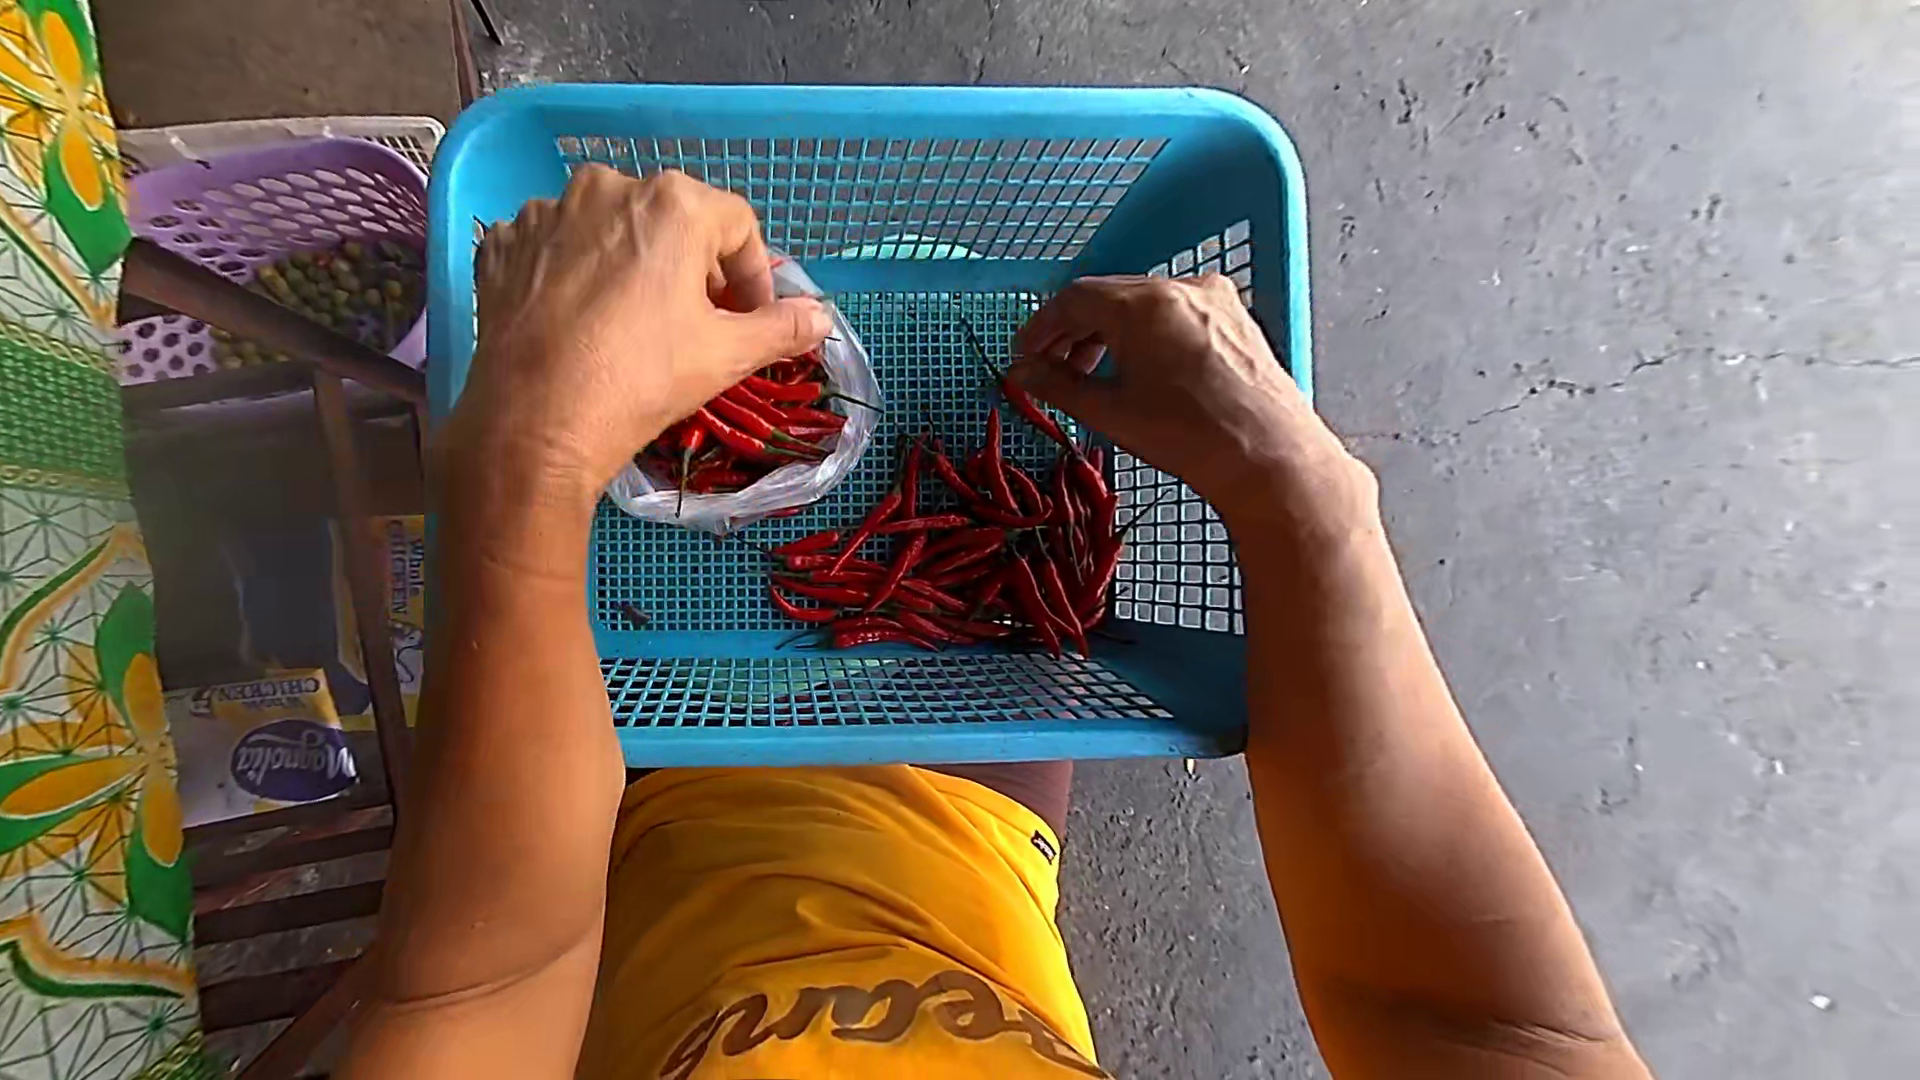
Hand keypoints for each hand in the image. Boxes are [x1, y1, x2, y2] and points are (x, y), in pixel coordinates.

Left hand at [438, 166, 830, 503]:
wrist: (539, 420)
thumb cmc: (647, 378)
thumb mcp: (730, 355)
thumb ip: (784, 328)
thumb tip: (824, 317)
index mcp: (672, 205)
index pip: (739, 224)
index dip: (756, 275)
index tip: (751, 322)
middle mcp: (607, 186)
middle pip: (679, 222)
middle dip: (704, 272)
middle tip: (705, 326)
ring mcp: (548, 210)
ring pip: (621, 231)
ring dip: (647, 269)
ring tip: (646, 326)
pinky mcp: (506, 241)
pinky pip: (568, 246)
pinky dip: (591, 274)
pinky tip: (593, 323)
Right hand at [1010, 274, 1371, 528]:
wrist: (1268, 456)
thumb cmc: (1185, 436)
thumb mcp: (1110, 412)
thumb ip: (1058, 386)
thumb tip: (1020, 373)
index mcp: (1143, 305)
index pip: (1074, 298)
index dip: (1041, 326)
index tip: (1024, 354)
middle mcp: (1180, 287)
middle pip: (1108, 296)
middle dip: (1072, 331)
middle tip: (1051, 367)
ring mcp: (1213, 298)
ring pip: (1141, 304)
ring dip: (1107, 333)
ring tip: (1091, 372)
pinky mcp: (1234, 316)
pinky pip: (1172, 313)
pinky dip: (1142, 334)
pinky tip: (1136, 367)